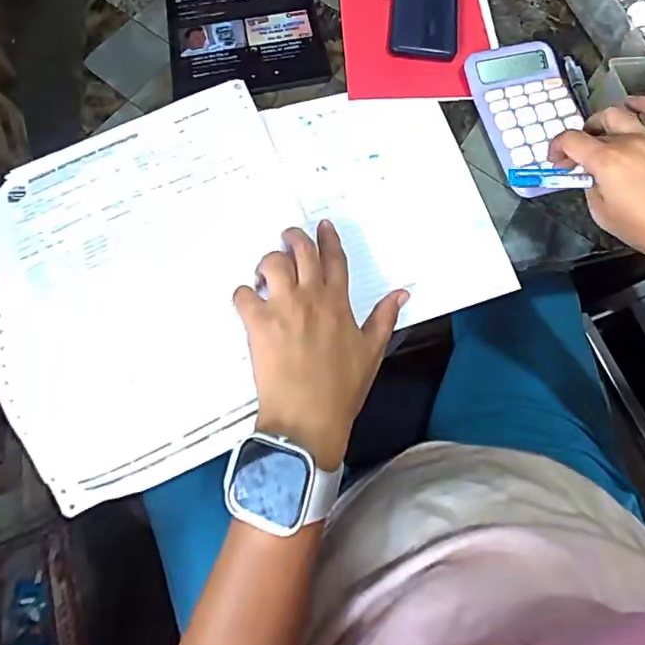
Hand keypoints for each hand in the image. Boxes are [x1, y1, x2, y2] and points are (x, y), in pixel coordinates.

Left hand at [233, 222, 405, 470]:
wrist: (307, 418)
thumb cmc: (341, 388)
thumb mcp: (372, 351)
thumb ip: (385, 317)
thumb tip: (401, 293)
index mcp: (338, 302)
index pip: (334, 259)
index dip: (328, 238)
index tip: (323, 227)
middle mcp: (310, 298)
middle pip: (301, 251)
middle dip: (294, 237)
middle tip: (289, 236)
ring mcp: (282, 309)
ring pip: (272, 263)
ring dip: (268, 261)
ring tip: (267, 271)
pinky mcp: (257, 324)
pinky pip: (244, 293)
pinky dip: (244, 292)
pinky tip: (249, 300)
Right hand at [549, 95, 644, 284]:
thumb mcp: (605, 217)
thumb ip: (593, 191)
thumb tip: (594, 180)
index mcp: (607, 161)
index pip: (570, 140)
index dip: (557, 148)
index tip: (557, 161)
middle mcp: (629, 142)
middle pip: (595, 124)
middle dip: (580, 137)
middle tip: (578, 156)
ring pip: (622, 114)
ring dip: (604, 121)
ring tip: (600, 132)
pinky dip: (644, 104)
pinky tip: (635, 106)